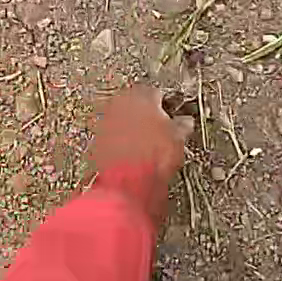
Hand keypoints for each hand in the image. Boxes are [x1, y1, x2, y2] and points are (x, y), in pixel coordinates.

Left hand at [87, 86, 190, 226]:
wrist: (126, 187)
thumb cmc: (154, 157)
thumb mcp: (178, 138)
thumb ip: (182, 125)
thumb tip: (185, 122)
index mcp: (141, 96)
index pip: (158, 93)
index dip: (169, 105)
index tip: (175, 114)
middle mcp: (119, 104)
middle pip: (137, 104)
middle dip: (148, 114)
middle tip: (162, 127)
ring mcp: (105, 123)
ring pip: (124, 120)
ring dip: (135, 127)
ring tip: (149, 143)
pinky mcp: (96, 143)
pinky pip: (114, 136)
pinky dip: (124, 142)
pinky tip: (135, 154)